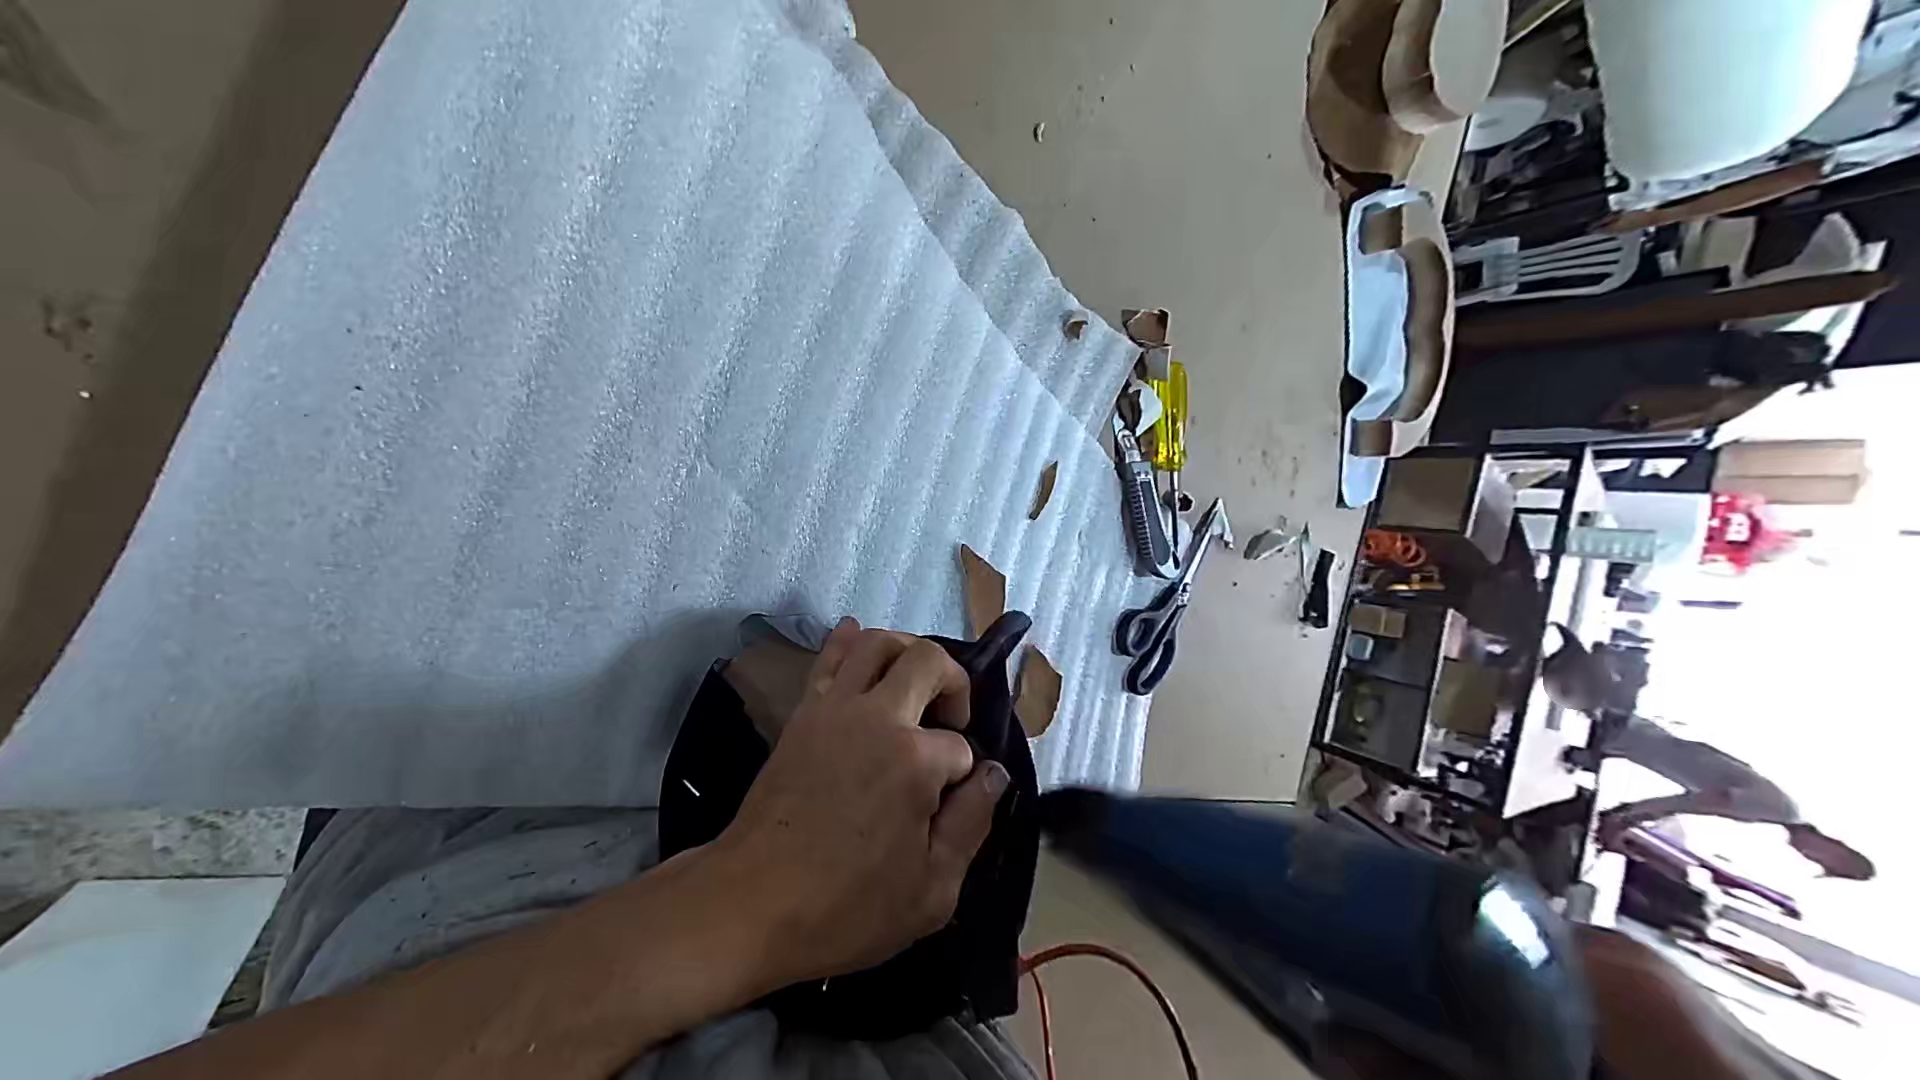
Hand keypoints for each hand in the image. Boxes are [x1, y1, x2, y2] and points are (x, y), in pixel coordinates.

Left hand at [712, 618, 1009, 985]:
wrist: (749, 903)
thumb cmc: (844, 908)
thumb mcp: (931, 891)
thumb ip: (972, 824)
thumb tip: (993, 774)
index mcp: (914, 760)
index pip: (959, 747)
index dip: (963, 774)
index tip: (950, 802)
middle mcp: (877, 717)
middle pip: (929, 662)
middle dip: (954, 683)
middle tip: (951, 720)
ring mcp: (835, 708)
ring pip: (878, 642)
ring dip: (909, 652)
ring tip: (917, 684)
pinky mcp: (804, 712)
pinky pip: (829, 658)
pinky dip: (847, 640)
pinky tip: (857, 636)